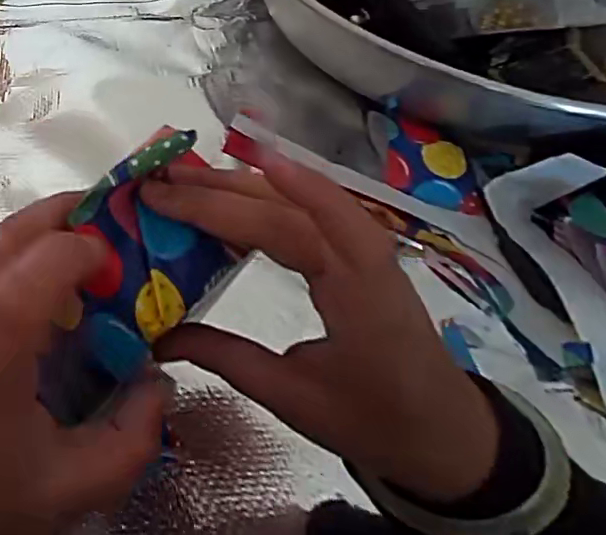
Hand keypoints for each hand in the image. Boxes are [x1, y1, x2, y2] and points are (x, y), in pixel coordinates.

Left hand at [0, 193, 166, 533]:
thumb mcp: (69, 488)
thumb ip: (131, 437)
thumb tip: (158, 380)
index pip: (39, 263)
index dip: (84, 248)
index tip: (115, 265)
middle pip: (14, 231)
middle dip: (67, 218)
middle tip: (107, 231)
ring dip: (38, 228)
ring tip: (75, 249)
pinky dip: (12, 246)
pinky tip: (33, 275)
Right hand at [139, 155, 498, 502]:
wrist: (446, 428)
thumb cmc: (375, 418)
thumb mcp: (296, 399)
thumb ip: (228, 359)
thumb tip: (159, 338)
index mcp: (356, 287)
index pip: (275, 228)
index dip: (214, 208)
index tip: (163, 195)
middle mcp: (361, 249)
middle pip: (280, 201)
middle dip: (215, 187)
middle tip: (159, 180)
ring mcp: (361, 240)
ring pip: (293, 194)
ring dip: (235, 181)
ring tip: (183, 177)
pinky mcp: (354, 242)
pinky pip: (308, 202)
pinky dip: (268, 187)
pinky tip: (237, 181)